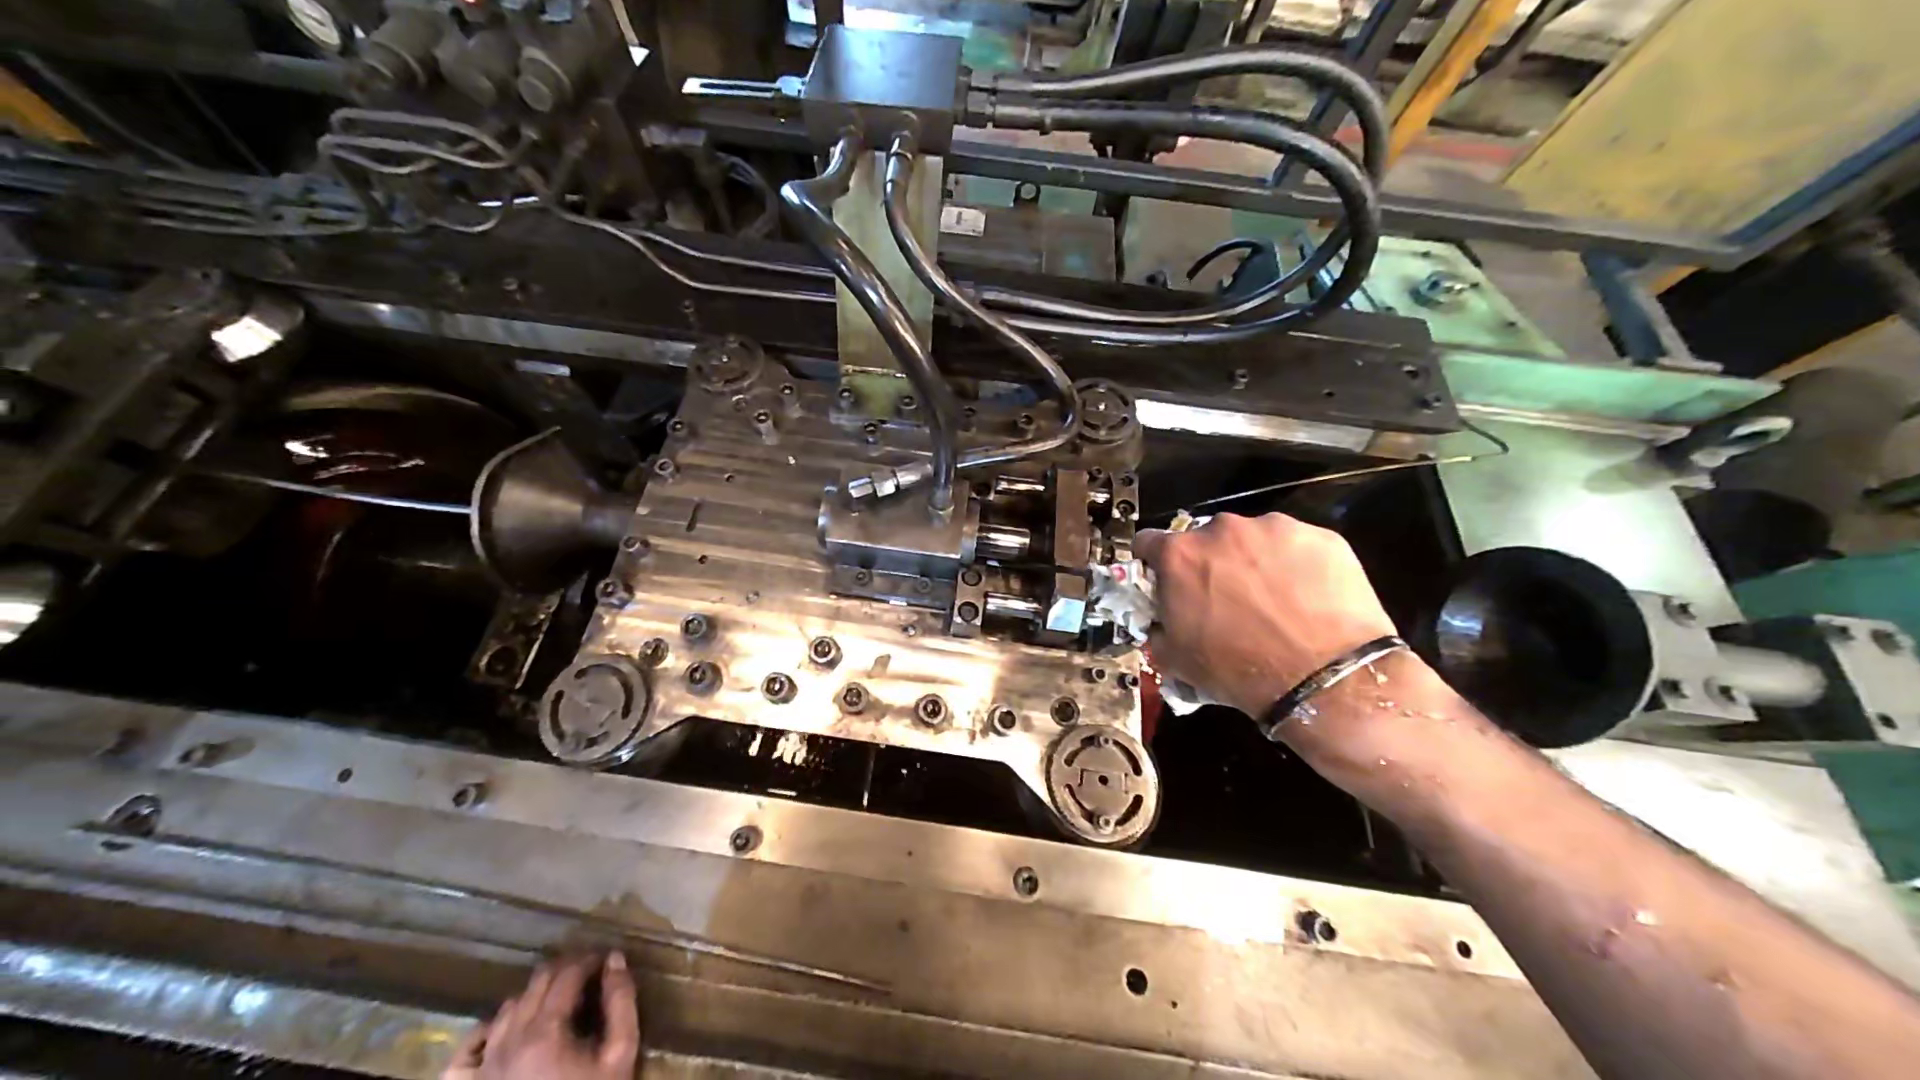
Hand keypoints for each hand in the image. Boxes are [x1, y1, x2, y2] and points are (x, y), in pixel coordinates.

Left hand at [443, 952, 640, 1079]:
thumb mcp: (620, 1055)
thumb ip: (621, 1003)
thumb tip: (615, 960)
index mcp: (545, 1031)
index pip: (568, 973)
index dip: (590, 960)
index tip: (606, 959)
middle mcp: (508, 1041)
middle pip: (537, 983)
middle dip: (565, 971)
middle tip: (588, 975)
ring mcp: (482, 1066)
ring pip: (507, 1008)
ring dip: (535, 995)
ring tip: (558, 1001)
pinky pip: (468, 1047)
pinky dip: (489, 1029)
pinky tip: (506, 1029)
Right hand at [1134, 512, 1395, 715]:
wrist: (1323, 677)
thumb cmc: (1238, 670)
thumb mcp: (1174, 658)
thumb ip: (1157, 627)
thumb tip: (1162, 620)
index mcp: (1179, 555)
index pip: (1148, 542)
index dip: (1154, 564)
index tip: (1167, 582)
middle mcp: (1221, 529)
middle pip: (1204, 538)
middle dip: (1210, 563)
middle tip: (1227, 598)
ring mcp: (1273, 528)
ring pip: (1252, 539)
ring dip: (1253, 560)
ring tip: (1274, 599)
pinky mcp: (1318, 535)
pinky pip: (1296, 546)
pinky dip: (1295, 564)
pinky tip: (1307, 597)